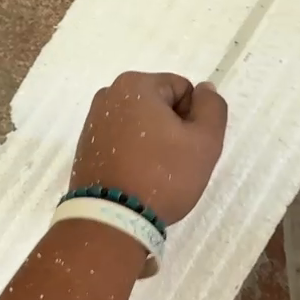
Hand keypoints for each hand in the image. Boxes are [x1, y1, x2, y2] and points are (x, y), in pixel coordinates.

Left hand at [71, 71, 226, 224]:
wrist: (112, 215)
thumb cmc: (162, 175)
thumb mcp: (204, 141)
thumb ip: (212, 108)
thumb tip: (204, 88)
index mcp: (134, 84)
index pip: (182, 90)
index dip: (193, 118)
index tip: (187, 145)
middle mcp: (109, 94)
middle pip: (159, 104)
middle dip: (172, 128)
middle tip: (174, 160)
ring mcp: (93, 119)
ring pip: (141, 123)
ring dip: (153, 141)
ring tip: (155, 170)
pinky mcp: (87, 143)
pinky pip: (122, 139)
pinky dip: (133, 152)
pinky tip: (136, 175)